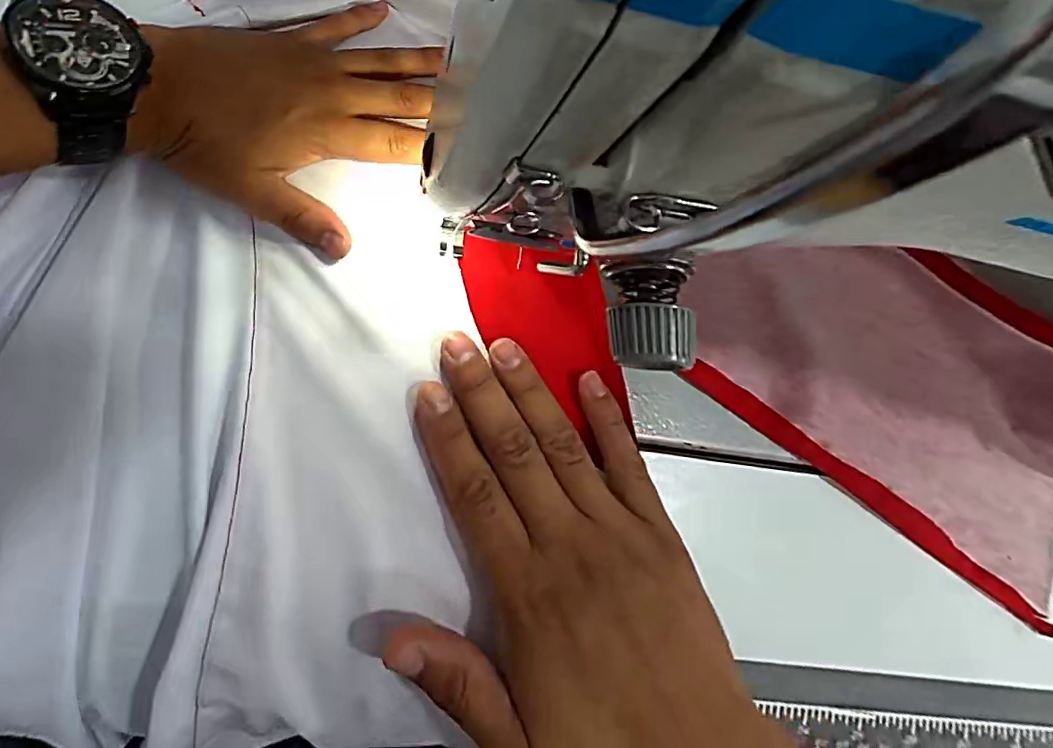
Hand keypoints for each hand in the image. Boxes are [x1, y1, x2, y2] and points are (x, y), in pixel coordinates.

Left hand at [130, 2, 441, 259]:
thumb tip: (344, 248)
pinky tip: (382, 9)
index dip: (429, 145)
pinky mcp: (291, 40)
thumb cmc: (206, 145)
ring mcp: (314, 60)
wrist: (160, 86)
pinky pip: (334, 26)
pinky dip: (359, 18)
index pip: (393, 140)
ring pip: (378, 59)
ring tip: (453, 56)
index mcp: (329, 131)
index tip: (464, 145)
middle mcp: (334, 92)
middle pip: (398, 95)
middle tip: (477, 92)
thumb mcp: (252, 192)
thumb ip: (302, 218)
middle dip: (440, 97)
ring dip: (416, 59)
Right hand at [385, 335, 789, 747]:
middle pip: (514, 452)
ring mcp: (620, 534)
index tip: (429, 394)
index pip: (475, 493)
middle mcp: (570, 547)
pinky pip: (629, 465)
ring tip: (507, 348)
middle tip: (459, 345)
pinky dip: (608, 420)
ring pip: (564, 445)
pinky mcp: (660, 535)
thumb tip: (391, 641)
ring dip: (532, 391)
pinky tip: (589, 382)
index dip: (448, 438)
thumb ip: (458, 682)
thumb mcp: (518, 740)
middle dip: (481, 392)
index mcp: (529, 592)